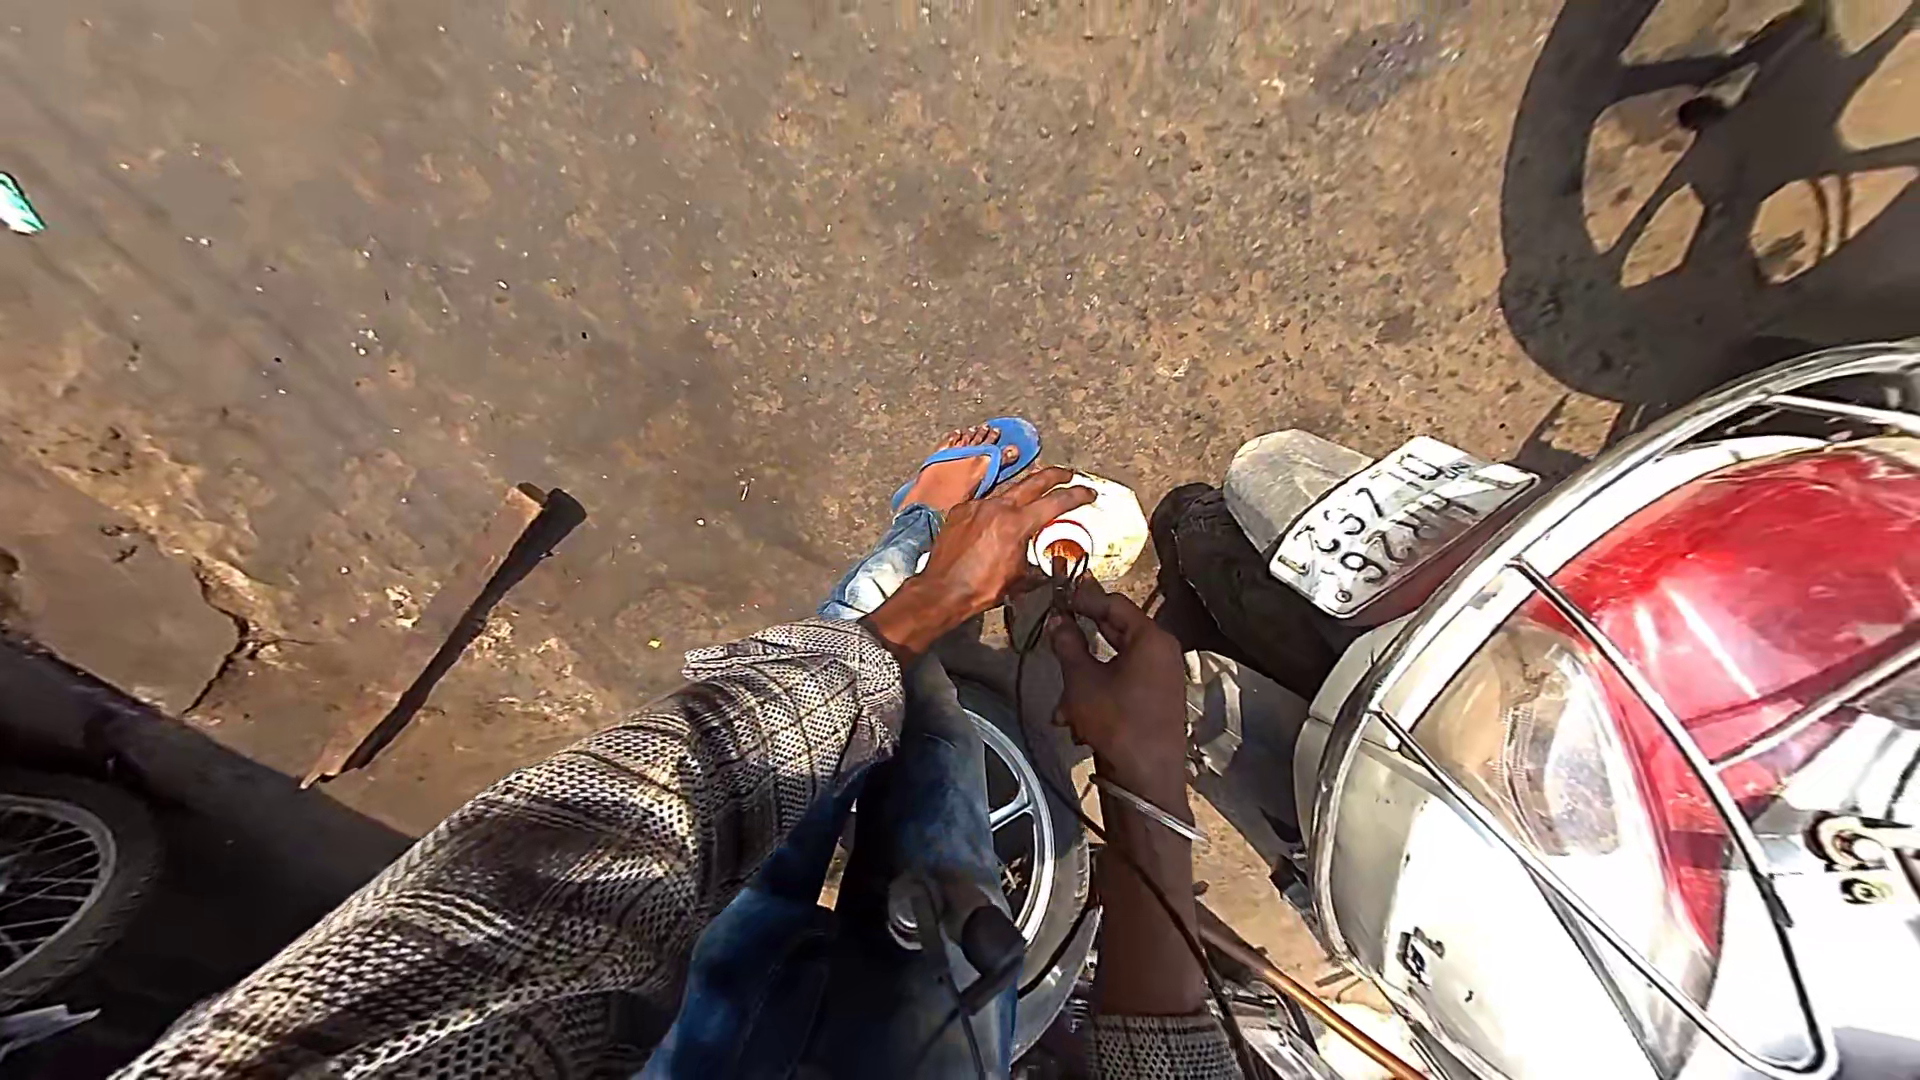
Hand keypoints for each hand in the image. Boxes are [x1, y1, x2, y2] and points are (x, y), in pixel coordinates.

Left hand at [863, 466, 1093, 660]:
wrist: (942, 590)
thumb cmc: (981, 588)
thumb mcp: (1019, 580)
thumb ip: (1037, 569)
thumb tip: (1047, 570)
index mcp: (1016, 524)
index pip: (1055, 503)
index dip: (1077, 496)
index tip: (1089, 493)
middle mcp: (997, 507)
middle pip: (1033, 482)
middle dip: (1055, 476)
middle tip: (1068, 474)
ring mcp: (976, 506)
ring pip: (1007, 490)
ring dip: (1024, 491)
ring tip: (1034, 493)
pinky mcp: (960, 510)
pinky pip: (983, 501)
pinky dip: (996, 506)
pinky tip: (998, 515)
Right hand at [1048, 577, 1190, 800]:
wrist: (1146, 778)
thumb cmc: (1115, 720)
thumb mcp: (1082, 679)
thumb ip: (1068, 643)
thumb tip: (1057, 619)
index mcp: (1151, 638)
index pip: (1114, 604)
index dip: (1084, 599)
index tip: (1059, 598)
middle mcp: (1163, 652)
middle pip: (1117, 632)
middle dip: (1081, 641)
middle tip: (1056, 633)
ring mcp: (1163, 677)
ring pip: (1116, 662)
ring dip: (1085, 676)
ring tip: (1062, 702)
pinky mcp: (1158, 699)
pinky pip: (1125, 682)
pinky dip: (1100, 691)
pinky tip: (1076, 717)